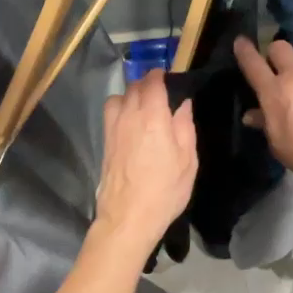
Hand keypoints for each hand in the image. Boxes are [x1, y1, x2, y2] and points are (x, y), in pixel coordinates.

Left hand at [93, 71, 196, 255]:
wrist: (128, 217)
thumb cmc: (165, 191)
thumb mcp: (188, 161)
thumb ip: (185, 128)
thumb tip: (183, 105)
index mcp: (153, 118)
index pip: (152, 84)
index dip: (159, 75)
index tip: (167, 76)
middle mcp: (129, 117)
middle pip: (134, 87)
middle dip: (146, 83)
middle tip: (160, 90)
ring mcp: (113, 129)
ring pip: (118, 97)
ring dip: (130, 95)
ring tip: (143, 105)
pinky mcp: (105, 142)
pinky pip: (110, 113)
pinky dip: (120, 108)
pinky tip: (131, 122)